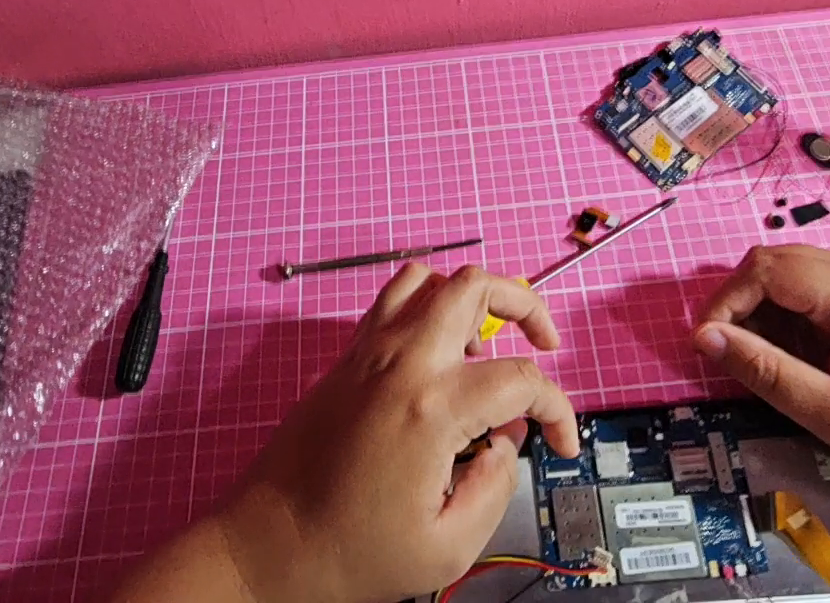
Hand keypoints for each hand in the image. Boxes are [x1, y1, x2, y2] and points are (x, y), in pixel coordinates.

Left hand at [212, 265, 580, 602]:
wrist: (269, 544)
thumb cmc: (348, 553)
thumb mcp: (446, 548)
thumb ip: (498, 487)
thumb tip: (507, 443)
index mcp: (432, 408)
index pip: (521, 380)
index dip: (558, 409)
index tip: (560, 440)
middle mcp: (403, 361)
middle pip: (478, 286)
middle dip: (526, 306)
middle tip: (544, 344)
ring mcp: (372, 348)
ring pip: (433, 278)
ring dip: (473, 297)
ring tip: (487, 342)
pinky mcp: (350, 354)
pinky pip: (394, 296)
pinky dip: (429, 300)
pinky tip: (440, 344)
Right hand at [691, 244, 829, 509]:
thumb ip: (767, 372)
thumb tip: (704, 337)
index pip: (767, 269)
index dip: (726, 301)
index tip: (706, 344)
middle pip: (776, 262)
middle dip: (739, 302)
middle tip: (727, 352)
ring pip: (791, 273)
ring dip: (762, 309)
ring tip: (760, 359)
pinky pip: (813, 291)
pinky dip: (787, 316)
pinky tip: (792, 355)